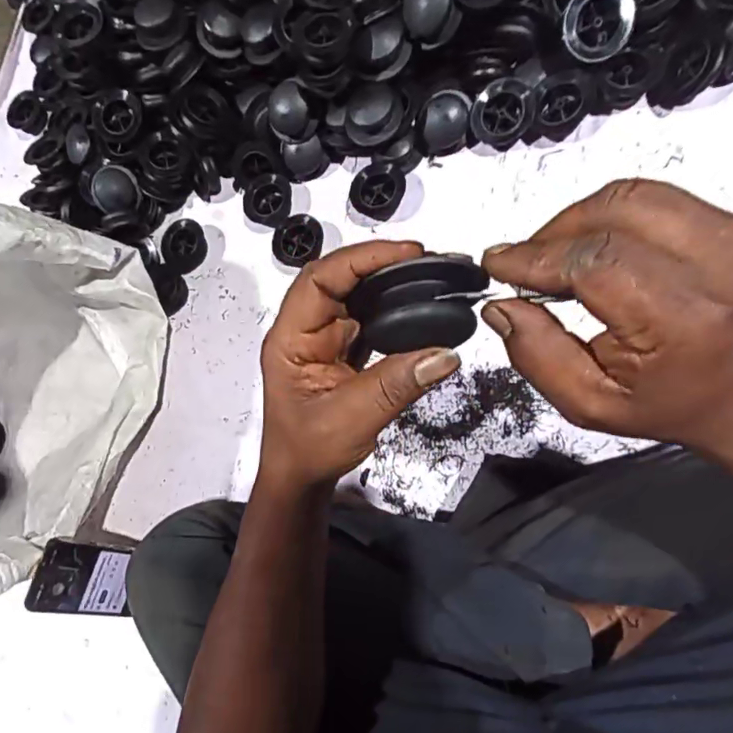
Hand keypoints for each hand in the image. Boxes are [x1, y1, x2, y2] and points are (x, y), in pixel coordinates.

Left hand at [258, 241, 460, 489]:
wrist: (302, 479)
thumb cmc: (305, 452)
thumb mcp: (352, 418)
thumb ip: (397, 385)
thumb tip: (442, 356)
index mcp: (290, 341)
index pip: (320, 279)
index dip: (361, 259)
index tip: (402, 253)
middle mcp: (306, 335)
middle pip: (341, 282)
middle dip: (382, 267)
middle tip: (424, 263)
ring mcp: (325, 344)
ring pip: (358, 301)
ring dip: (390, 289)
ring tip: (425, 281)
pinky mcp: (344, 356)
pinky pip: (370, 325)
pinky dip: (394, 316)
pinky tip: (416, 312)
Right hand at [481, 179, 732, 454]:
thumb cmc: (673, 404)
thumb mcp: (590, 404)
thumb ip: (539, 356)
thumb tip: (503, 309)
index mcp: (687, 323)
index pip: (596, 262)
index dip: (538, 258)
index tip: (501, 264)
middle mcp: (721, 269)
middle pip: (613, 214)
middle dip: (552, 235)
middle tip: (523, 264)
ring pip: (631, 196)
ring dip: (577, 221)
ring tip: (553, 257)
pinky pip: (654, 199)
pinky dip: (608, 217)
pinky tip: (591, 249)